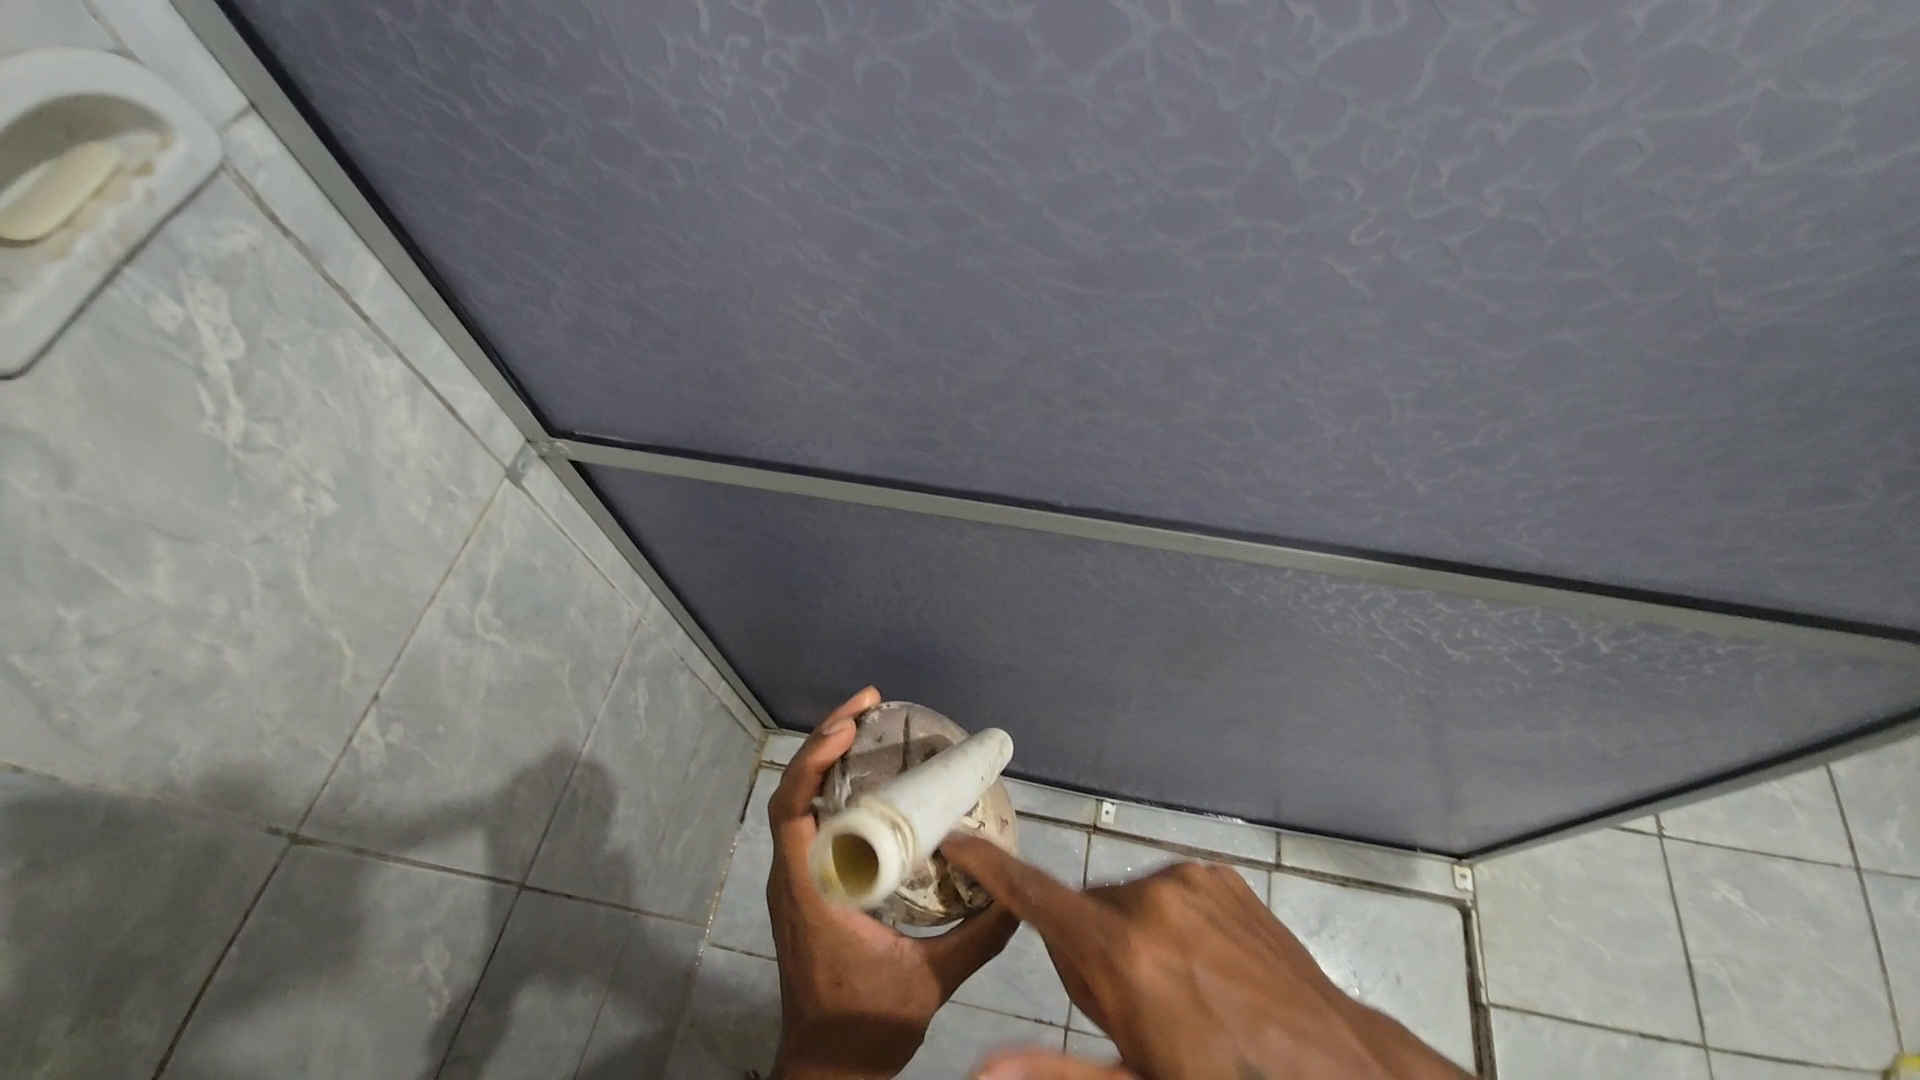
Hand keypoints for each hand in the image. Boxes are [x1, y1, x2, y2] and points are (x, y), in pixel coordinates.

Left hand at [767, 688, 1019, 1079]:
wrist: (827, 1069)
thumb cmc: (867, 1026)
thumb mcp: (930, 982)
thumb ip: (978, 937)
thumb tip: (1020, 892)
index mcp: (808, 893)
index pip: (791, 811)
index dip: (813, 761)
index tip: (850, 725)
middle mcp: (792, 878)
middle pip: (793, 792)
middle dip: (825, 741)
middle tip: (870, 705)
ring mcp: (794, 882)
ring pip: (799, 804)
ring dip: (827, 760)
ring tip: (868, 726)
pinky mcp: (805, 888)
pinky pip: (811, 824)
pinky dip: (831, 789)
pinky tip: (867, 777)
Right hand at [943, 836, 1472, 1079]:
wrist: (1335, 1065)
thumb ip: (1058, 1073)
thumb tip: (980, 1069)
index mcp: (1121, 952)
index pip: (1036, 899)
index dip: (991, 869)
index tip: (957, 840)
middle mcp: (1148, 898)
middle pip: (1083, 915)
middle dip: (1089, 955)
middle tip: (1133, 1013)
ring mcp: (1190, 880)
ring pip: (1126, 903)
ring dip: (1130, 939)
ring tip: (1179, 993)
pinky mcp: (1221, 875)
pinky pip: (1166, 892)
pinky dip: (1168, 921)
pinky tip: (1207, 966)